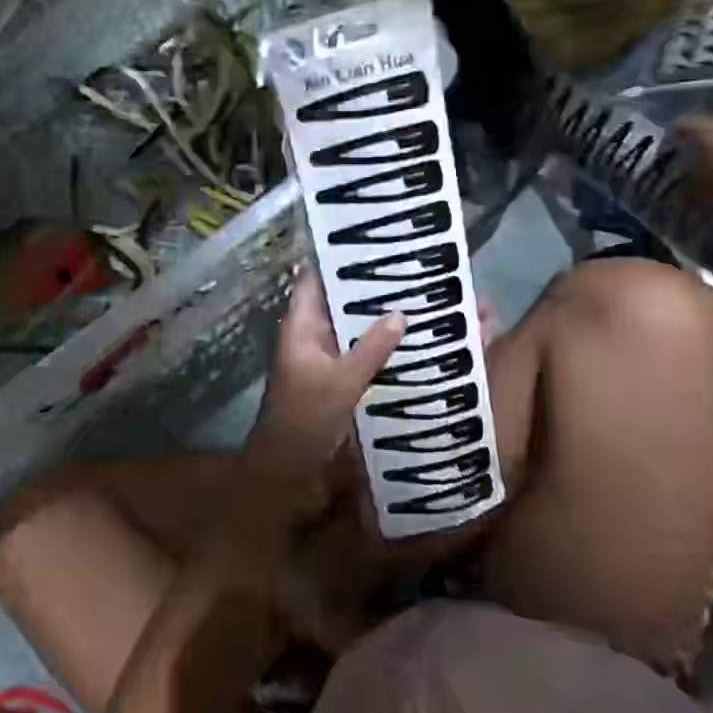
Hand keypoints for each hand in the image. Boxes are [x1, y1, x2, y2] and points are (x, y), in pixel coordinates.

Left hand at [236, 272, 403, 527]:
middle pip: (344, 299)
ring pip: (358, 325)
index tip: (376, 240)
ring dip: (384, 316)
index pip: (318, 276)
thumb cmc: (306, 419)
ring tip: (423, 297)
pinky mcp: (341, 375)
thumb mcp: (342, 381)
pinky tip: (417, 338)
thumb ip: (372, 347)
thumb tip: (401, 314)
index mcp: (303, 324)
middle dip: (376, 288)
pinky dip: (386, 344)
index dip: (342, 256)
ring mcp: (328, 354)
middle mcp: (314, 332)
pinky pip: (365, 350)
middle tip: (415, 268)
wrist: (289, 471)